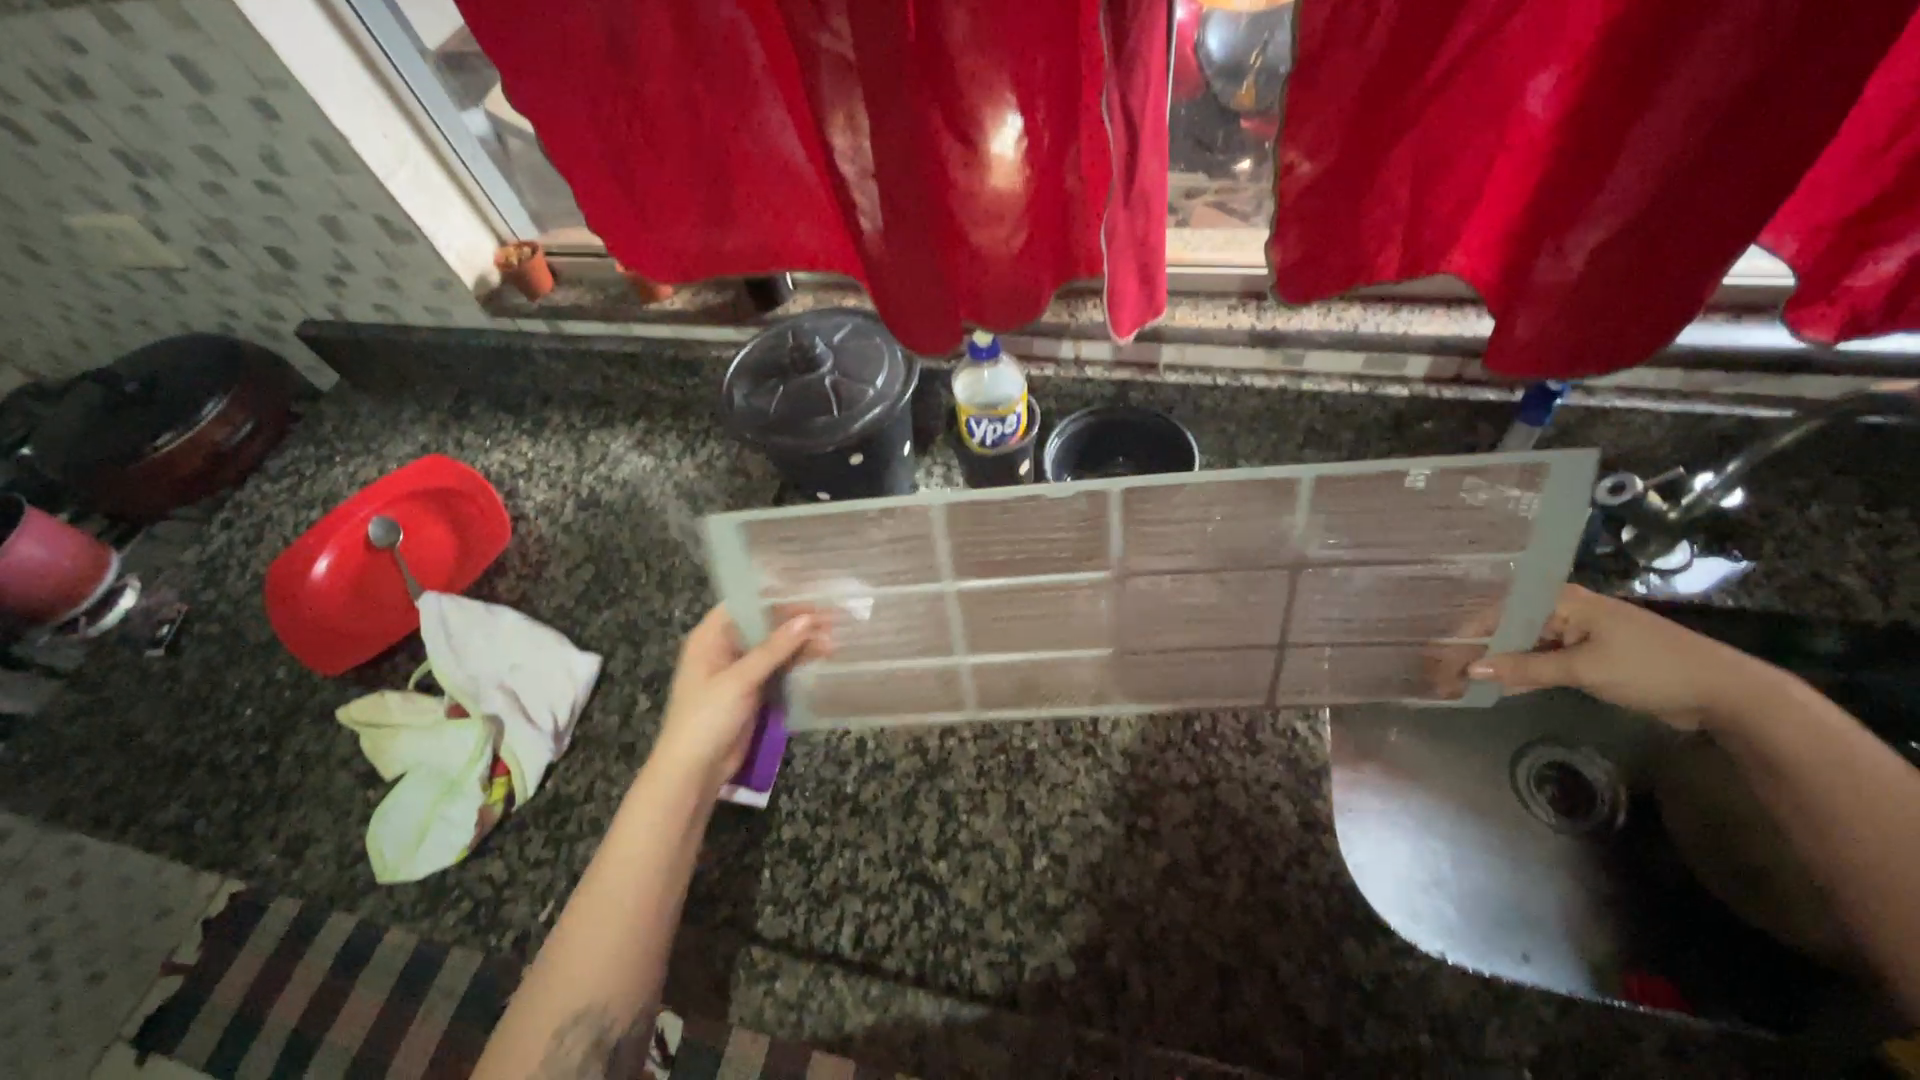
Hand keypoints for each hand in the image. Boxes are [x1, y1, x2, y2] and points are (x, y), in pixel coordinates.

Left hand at [650, 605, 829, 787]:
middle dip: (796, 622)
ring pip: (775, 649)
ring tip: (834, 639)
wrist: (693, 771)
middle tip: (832, 618)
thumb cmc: (706, 718)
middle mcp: (724, 648)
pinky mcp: (752, 692)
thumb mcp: (739, 680)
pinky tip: (821, 659)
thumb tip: (808, 619)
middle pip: (763, 626)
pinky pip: (778, 671)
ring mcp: (739, 672)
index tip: (811, 593)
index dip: (776, 598)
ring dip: (801, 644)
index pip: (745, 604)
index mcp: (710, 637)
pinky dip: (797, 665)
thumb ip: (774, 649)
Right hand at [1469, 585, 1785, 728]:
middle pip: (1504, 629)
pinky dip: (1518, 675)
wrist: (1723, 692)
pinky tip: (1495, 688)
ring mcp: (1575, 634)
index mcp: (1562, 601)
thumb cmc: (1652, 668)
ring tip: (1457, 685)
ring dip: (1492, 666)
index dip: (1464, 639)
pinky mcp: (1586, 656)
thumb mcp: (1584, 669)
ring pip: (1520, 647)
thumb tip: (1471, 670)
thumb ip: (1525, 669)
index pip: (1496, 614)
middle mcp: (1564, 610)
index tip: (1437, 663)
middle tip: (1440, 678)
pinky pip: (1539, 661)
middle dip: (1472, 653)